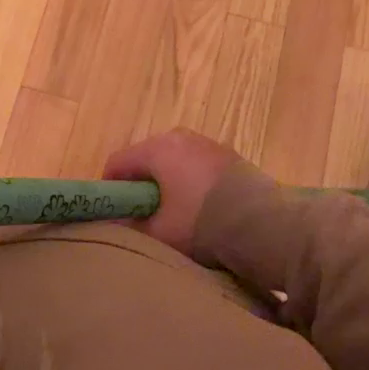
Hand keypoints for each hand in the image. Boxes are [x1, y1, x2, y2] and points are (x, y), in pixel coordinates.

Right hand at [103, 128, 245, 259]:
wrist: (259, 221)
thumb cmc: (201, 222)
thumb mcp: (159, 233)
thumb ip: (130, 227)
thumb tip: (111, 224)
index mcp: (157, 148)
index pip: (118, 162)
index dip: (110, 188)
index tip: (112, 213)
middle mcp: (179, 136)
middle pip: (146, 157)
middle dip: (139, 185)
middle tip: (141, 216)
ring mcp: (205, 142)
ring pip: (172, 160)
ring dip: (166, 182)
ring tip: (172, 214)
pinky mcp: (226, 154)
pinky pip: (195, 164)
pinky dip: (189, 181)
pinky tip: (198, 207)